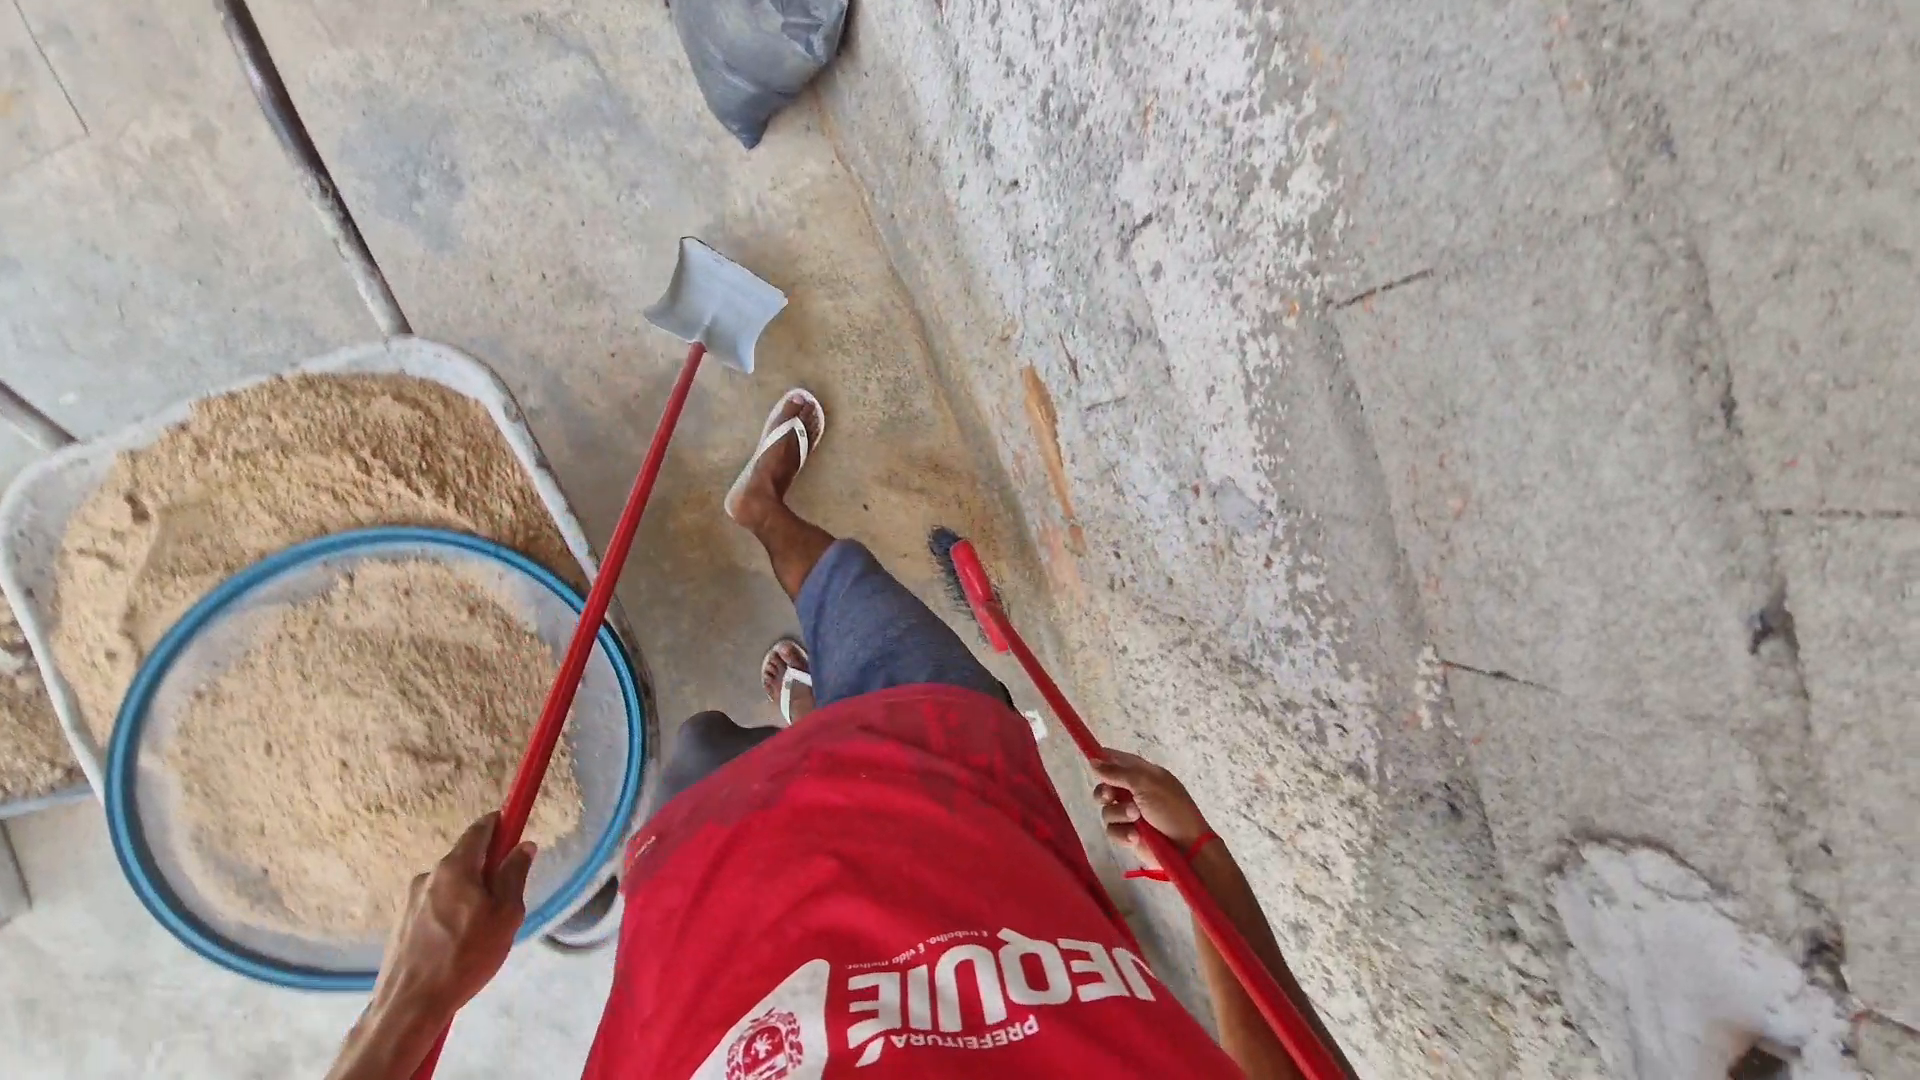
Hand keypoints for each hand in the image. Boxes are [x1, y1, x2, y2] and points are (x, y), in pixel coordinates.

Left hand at [369, 812, 535, 1021]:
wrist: (408, 1007)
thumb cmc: (466, 955)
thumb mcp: (506, 914)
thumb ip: (515, 875)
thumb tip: (524, 846)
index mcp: (455, 867)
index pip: (480, 828)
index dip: (502, 824)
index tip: (516, 831)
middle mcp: (429, 876)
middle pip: (466, 858)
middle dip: (488, 868)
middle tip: (505, 898)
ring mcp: (410, 901)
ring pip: (452, 885)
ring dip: (469, 895)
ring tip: (480, 930)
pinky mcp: (401, 924)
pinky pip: (436, 906)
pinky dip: (451, 914)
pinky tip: (457, 943)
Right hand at [1092, 749, 1209, 870]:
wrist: (1186, 848)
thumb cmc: (1171, 809)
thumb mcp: (1146, 784)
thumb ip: (1117, 772)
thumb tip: (1093, 760)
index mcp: (1143, 775)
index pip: (1118, 761)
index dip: (1104, 759)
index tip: (1090, 761)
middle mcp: (1134, 792)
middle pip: (1105, 786)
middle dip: (1104, 792)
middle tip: (1110, 796)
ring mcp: (1130, 815)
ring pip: (1107, 810)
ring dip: (1120, 813)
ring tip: (1136, 818)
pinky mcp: (1128, 835)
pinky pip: (1112, 830)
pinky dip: (1123, 833)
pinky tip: (1135, 836)